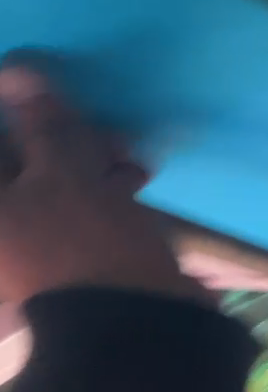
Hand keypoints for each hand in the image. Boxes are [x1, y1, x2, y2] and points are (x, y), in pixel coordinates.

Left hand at [0, 62, 207, 305]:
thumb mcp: (70, 179)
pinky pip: (66, 202)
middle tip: (99, 133)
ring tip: (125, 155)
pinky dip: (94, 186)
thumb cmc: (84, 245)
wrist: (131, 318)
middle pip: (11, 160)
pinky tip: (130, 178)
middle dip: (52, 137)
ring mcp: (20, 237)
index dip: (13, 111)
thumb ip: (47, 128)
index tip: (40, 94)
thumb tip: (22, 73)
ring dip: (82, 160)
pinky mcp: (58, 248)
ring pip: (40, 178)